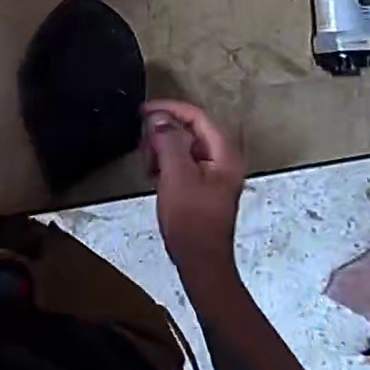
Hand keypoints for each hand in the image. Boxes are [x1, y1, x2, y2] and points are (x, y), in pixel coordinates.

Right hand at [143, 100, 244, 282]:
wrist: (200, 260)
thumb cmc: (191, 222)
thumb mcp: (176, 175)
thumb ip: (169, 141)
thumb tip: (160, 119)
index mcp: (225, 153)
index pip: (197, 116)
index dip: (169, 109)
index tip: (144, 111)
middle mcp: (224, 160)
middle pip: (191, 129)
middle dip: (163, 133)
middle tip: (145, 145)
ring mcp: (214, 174)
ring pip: (185, 146)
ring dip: (163, 149)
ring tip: (148, 164)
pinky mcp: (203, 186)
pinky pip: (183, 163)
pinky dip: (167, 163)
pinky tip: (155, 176)